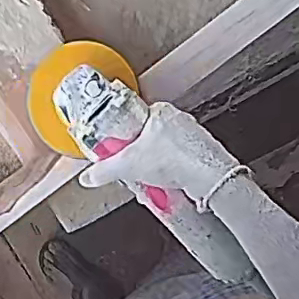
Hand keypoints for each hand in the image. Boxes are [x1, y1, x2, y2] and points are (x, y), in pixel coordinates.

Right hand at [78, 102, 239, 209]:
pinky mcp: (199, 153)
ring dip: (153, 171)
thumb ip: (104, 170)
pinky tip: (166, 187)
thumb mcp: (128, 165)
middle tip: (133, 173)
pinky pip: (176, 164)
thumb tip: (88, 176)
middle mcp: (176, 120)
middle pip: (145, 140)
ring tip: (150, 184)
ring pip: (161, 154)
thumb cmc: (176, 160)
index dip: (121, 139)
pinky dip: (169, 176)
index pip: (131, 120)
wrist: (209, 178)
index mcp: (158, 112)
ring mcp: (189, 137)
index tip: (115, 152)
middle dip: (137, 161)